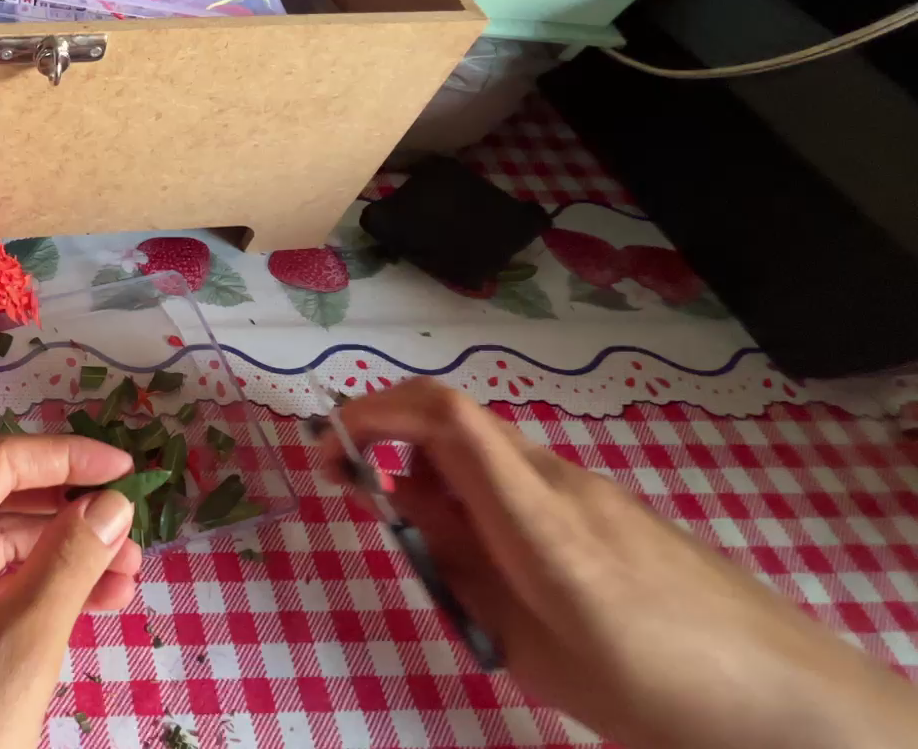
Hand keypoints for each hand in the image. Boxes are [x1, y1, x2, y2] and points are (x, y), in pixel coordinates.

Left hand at [0, 434, 143, 748]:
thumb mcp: (19, 650)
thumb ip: (68, 565)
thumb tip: (111, 504)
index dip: (65, 456)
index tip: (127, 468)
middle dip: (68, 514)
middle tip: (134, 538)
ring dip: (58, 558)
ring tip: (126, 581)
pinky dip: (31, 594)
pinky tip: (83, 608)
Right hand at [317, 377, 917, 748]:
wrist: (797, 711)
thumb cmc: (648, 692)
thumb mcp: (522, 644)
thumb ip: (454, 564)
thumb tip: (399, 506)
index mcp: (536, 523)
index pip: (447, 419)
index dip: (373, 412)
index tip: (327, 446)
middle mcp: (558, 481)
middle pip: (450, 418)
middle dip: (383, 436)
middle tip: (352, 489)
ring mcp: (586, 483)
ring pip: (477, 445)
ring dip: (427, 469)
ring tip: (434, 543)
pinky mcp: (603, 497)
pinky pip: (512, 470)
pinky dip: (469, 487)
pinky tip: (491, 551)